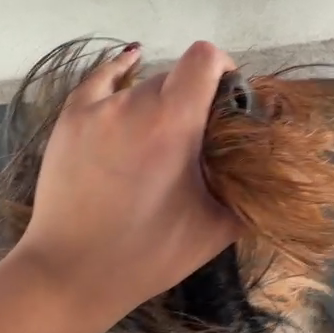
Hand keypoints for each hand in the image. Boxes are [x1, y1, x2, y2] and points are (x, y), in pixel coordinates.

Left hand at [11, 40, 242, 316]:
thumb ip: (245, 190)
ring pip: (140, 85)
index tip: (229, 100)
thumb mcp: (215, 229)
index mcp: (173, 122)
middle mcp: (133, 103)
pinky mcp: (69, 119)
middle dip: (192, 98)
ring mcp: (96, 108)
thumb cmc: (148, 256)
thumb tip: (264, 171)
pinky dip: (120, 73)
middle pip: (175, 77)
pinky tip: (131, 64)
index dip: (224, 71)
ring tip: (157, 140)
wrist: (74, 273)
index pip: (205, 59)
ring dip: (157, 102)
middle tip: (194, 140)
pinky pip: (100, 80)